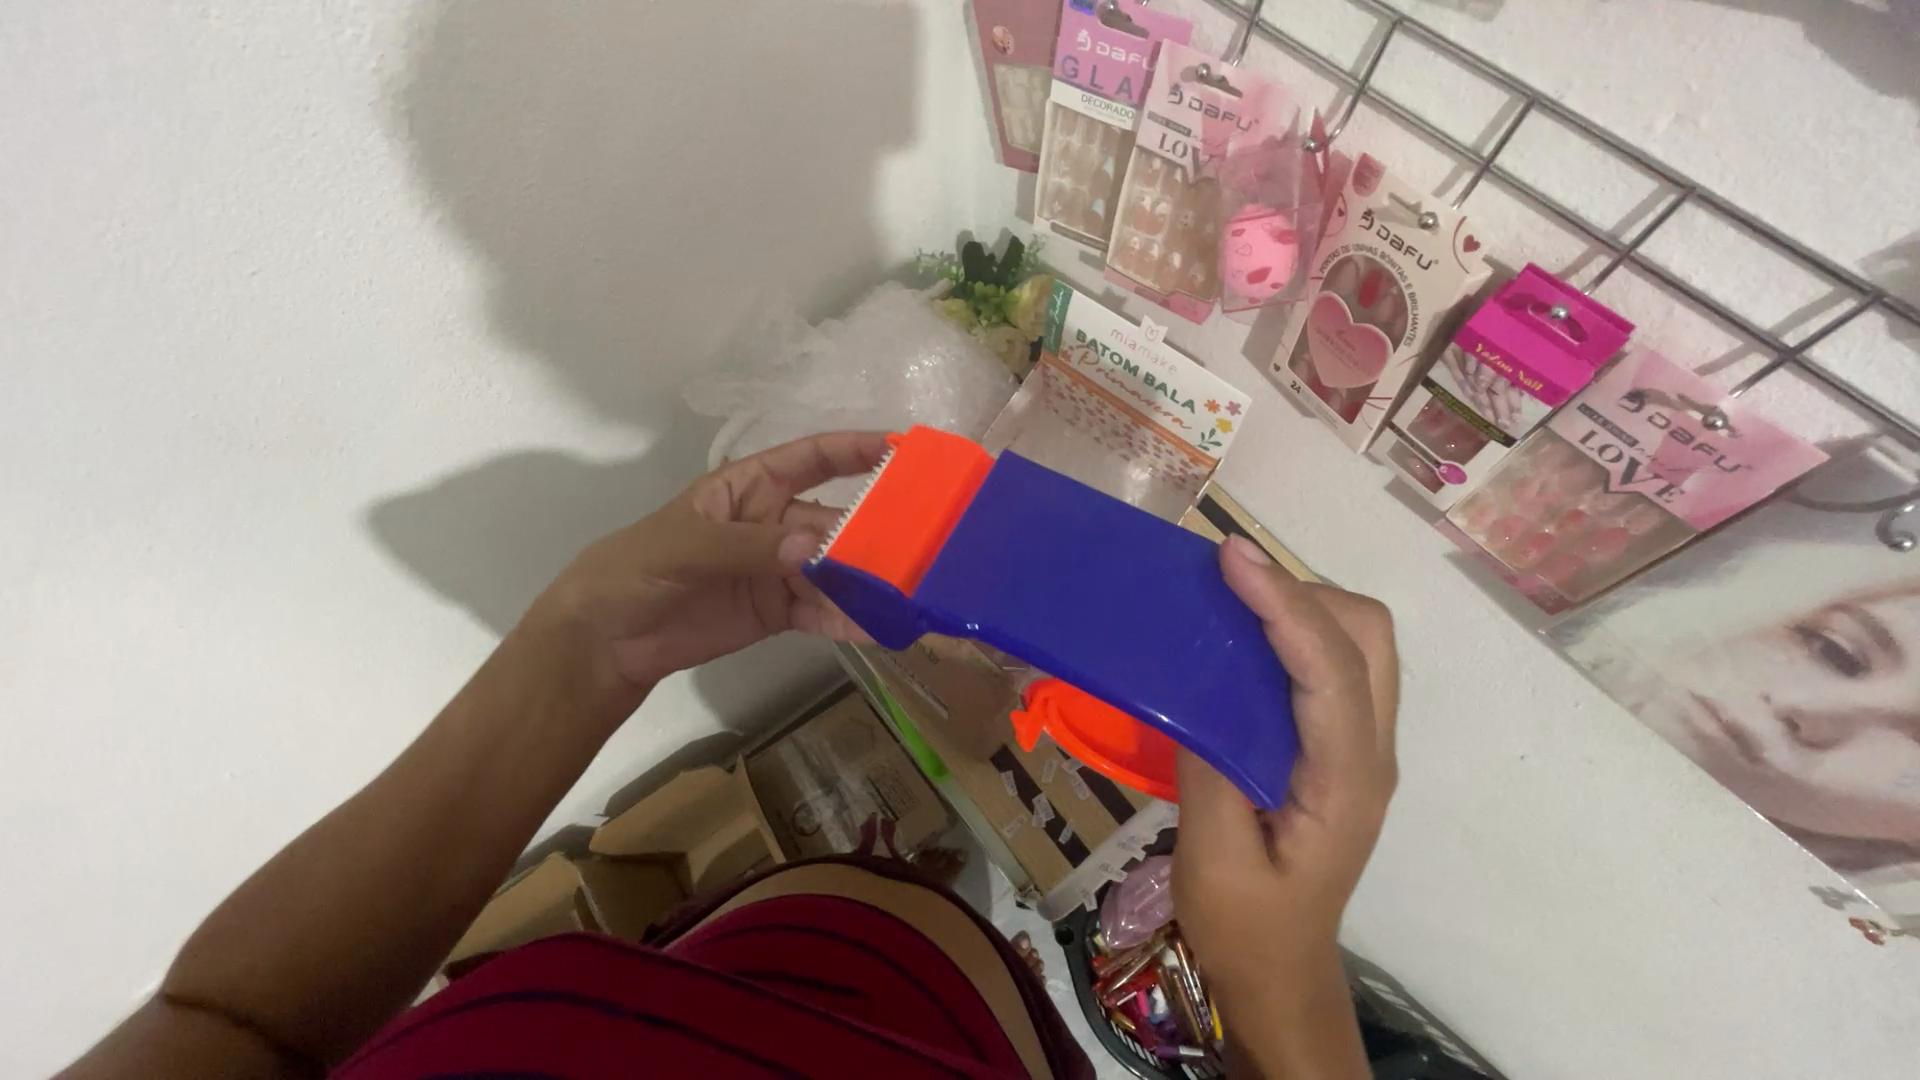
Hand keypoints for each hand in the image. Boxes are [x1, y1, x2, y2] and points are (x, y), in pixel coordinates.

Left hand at [520, 431, 887, 698]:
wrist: (606, 640)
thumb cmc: (634, 570)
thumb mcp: (682, 547)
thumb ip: (747, 546)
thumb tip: (813, 550)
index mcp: (750, 488)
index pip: (811, 458)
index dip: (854, 449)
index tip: (901, 449)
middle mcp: (774, 523)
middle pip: (834, 520)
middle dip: (873, 530)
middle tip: (920, 543)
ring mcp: (779, 570)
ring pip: (835, 569)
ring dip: (868, 580)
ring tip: (908, 593)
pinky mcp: (780, 611)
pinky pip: (822, 611)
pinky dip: (848, 620)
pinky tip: (877, 629)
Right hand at [1173, 535, 1398, 1026]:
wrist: (1280, 972)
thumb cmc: (1245, 925)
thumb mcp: (1215, 860)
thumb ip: (1212, 773)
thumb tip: (1197, 690)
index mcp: (1345, 781)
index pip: (1329, 670)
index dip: (1282, 604)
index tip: (1229, 556)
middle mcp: (1369, 752)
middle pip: (1368, 637)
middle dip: (1302, 591)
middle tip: (1226, 583)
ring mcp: (1360, 747)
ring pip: (1358, 642)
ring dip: (1300, 604)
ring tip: (1229, 598)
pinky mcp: (1337, 746)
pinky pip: (1331, 663)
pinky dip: (1292, 630)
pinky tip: (1240, 636)